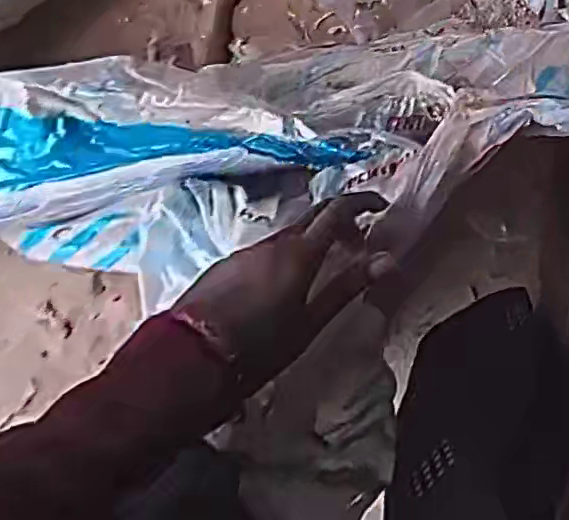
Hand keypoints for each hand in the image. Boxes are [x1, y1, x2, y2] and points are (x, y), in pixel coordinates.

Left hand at [171, 191, 392, 382]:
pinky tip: (282, 285)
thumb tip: (388, 260)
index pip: (338, 208)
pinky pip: (265, 250)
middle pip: (315, 214)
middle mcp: (274, 242)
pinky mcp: (224, 267)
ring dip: (312, 239)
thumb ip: (348, 287)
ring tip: (322, 268)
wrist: (180, 367)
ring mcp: (246, 252)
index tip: (380, 207)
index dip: (362, 201)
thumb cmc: (256, 348)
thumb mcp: (309, 323)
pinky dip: (285, 254)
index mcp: (300, 251)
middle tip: (357, 240)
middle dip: (341, 218)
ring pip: (289, 233)